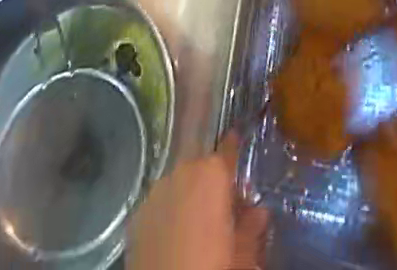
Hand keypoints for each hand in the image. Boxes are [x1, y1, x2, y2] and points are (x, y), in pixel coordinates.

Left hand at [127, 134, 268, 269]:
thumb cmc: (211, 267)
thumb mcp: (242, 255)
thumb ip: (251, 228)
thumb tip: (260, 212)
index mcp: (212, 174)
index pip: (227, 149)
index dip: (234, 146)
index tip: (238, 140)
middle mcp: (182, 172)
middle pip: (202, 167)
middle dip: (213, 181)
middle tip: (225, 205)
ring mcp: (155, 190)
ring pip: (180, 183)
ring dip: (190, 194)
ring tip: (199, 222)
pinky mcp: (137, 213)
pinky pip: (161, 202)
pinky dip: (170, 210)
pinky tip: (175, 233)